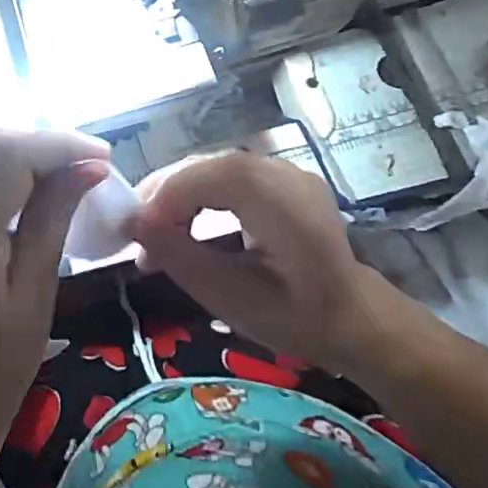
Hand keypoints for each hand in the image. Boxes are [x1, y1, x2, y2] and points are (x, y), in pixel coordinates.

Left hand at [0, 125, 111, 431]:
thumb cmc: (2, 354)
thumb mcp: (38, 286)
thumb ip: (55, 215)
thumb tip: (89, 164)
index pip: (9, 157)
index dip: (58, 146)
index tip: (103, 157)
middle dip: (38, 140)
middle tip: (85, 160)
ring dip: (19, 145)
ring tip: (66, 165)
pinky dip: (2, 160)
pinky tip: (35, 177)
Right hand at [131, 151, 410, 373]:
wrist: (356, 320)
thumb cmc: (297, 316)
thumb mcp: (230, 296)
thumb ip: (179, 255)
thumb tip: (133, 224)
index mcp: (272, 194)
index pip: (197, 177)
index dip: (158, 202)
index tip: (132, 238)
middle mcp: (278, 169)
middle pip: (201, 167)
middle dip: (162, 197)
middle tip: (135, 235)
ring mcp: (282, 171)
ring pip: (210, 169)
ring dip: (177, 197)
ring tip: (155, 235)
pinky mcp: (280, 180)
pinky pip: (227, 177)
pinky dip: (200, 196)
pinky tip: (186, 225)